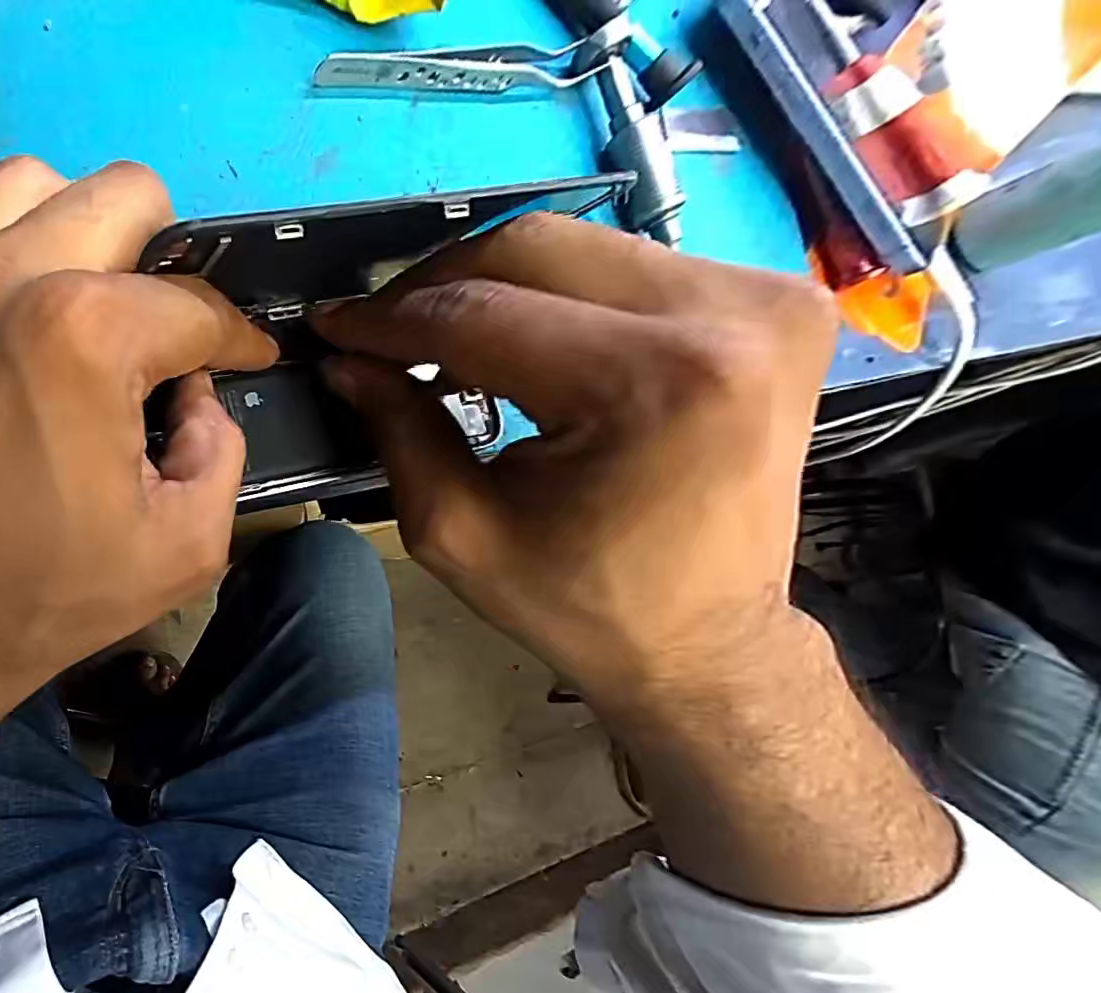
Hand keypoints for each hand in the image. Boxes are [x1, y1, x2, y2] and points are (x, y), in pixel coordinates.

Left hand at [0, 158, 274, 750]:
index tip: (247, 358)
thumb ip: (224, 447)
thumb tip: (197, 395)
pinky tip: (41, 324)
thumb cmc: (51, 595)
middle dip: (171, 262)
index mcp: (87, 336)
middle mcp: (8, 278)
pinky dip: (26, 253)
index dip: (237, 336)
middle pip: (127, 197)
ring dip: (92, 235)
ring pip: (40, 186)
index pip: (194, 305)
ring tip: (105, 311)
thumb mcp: (187, 544)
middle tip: (171, 335)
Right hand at [314, 213, 838, 706]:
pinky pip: (619, 267)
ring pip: (573, 245)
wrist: (704, 640)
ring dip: (482, 286)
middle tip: (376, 329)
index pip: (478, 315)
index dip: (387, 320)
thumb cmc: (578, 604)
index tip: (332, 328)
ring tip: (429, 338)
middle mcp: (723, 315)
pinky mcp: (768, 302)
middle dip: (430, 285)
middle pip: (531, 248)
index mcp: (649, 386)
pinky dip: (542, 296)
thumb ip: (398, 432)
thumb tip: (346, 362)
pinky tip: (503, 340)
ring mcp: (761, 297)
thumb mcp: (458, 532)